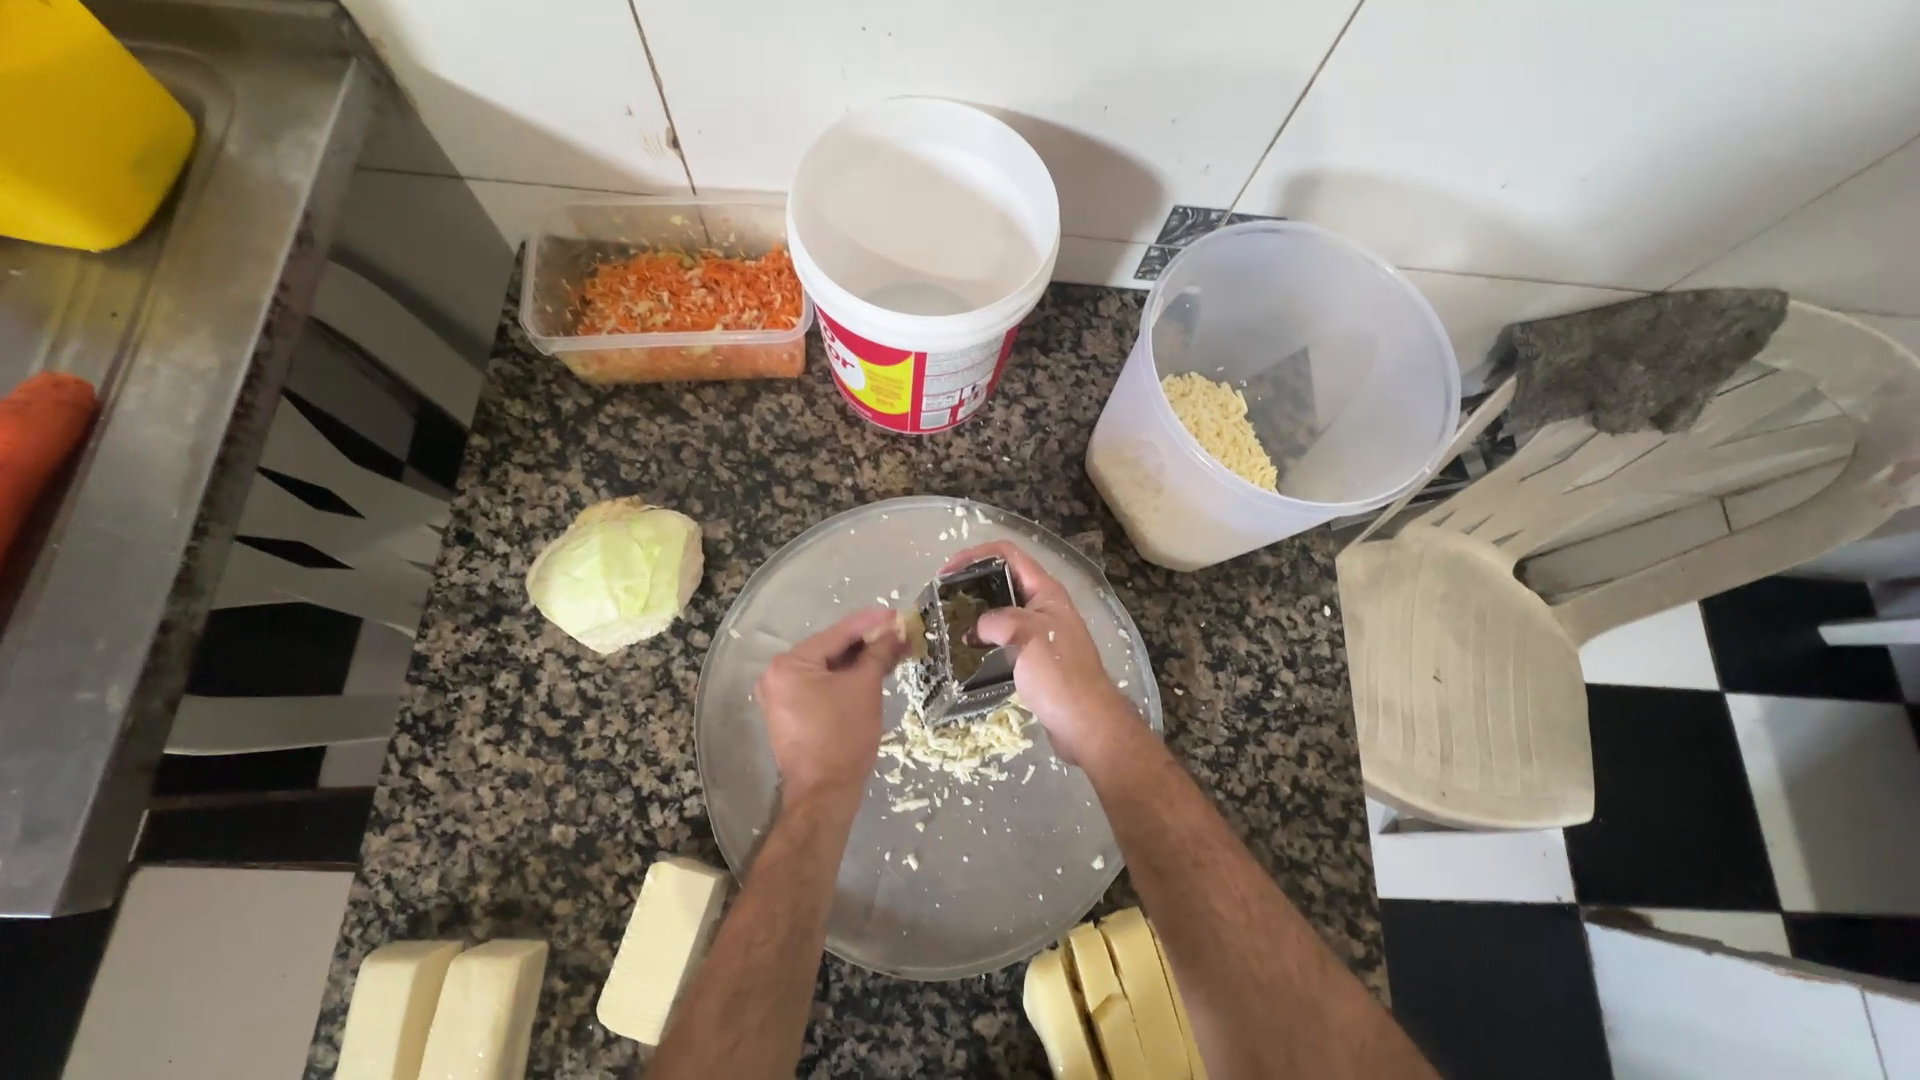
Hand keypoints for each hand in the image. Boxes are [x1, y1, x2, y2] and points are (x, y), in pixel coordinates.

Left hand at [757, 607, 908, 807]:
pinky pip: (821, 686)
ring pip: (827, 669)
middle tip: (897, 632)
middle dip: (866, 642)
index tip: (895, 613)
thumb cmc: (843, 736)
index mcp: (789, 664)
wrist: (825, 792)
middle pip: (830, 650)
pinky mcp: (790, 714)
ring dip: (858, 661)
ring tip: (891, 650)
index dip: (869, 623)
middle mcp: (777, 675)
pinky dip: (844, 679)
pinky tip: (870, 671)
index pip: (836, 634)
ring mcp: (780, 696)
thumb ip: (878, 653)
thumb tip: (895, 630)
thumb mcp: (865, 688)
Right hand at [941, 541, 1138, 764]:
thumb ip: (995, 621)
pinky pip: (1005, 637)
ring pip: (1002, 611)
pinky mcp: (1035, 658)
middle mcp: (1044, 606)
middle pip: (1003, 580)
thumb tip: (974, 629)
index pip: (1008, 555)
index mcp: (1046, 591)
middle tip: (943, 596)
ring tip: (949, 621)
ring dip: (977, 612)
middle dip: (972, 583)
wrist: (1085, 722)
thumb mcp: (1024, 636)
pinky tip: (967, 649)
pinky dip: (985, 637)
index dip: (975, 555)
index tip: (946, 571)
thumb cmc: (1059, 674)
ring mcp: (1041, 632)